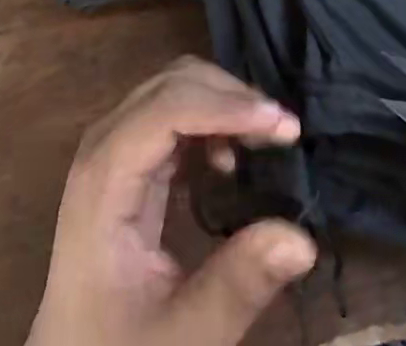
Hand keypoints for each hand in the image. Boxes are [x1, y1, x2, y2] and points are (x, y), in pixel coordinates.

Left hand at [26, 57, 317, 345]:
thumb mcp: (180, 335)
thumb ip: (236, 287)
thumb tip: (302, 238)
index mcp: (103, 182)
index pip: (166, 109)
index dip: (227, 107)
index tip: (284, 128)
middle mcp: (103, 148)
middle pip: (171, 85)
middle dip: (232, 97)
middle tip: (283, 131)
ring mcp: (113, 149)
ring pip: (174, 89)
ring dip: (224, 103)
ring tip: (265, 139)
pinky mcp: (127, 159)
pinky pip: (172, 113)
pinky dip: (211, 119)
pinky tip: (229, 159)